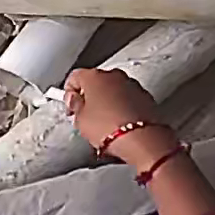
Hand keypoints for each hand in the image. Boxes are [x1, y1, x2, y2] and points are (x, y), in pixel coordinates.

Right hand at [64, 68, 179, 168]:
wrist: (141, 139)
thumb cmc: (110, 127)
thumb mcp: (80, 120)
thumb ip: (75, 106)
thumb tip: (75, 101)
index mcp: (94, 76)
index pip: (74, 77)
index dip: (69, 93)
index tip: (71, 105)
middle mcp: (114, 75)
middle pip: (96, 81)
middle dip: (90, 96)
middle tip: (86, 115)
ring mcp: (131, 84)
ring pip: (114, 89)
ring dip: (108, 101)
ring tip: (104, 122)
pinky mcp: (146, 96)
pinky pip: (128, 98)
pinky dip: (123, 107)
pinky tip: (118, 123)